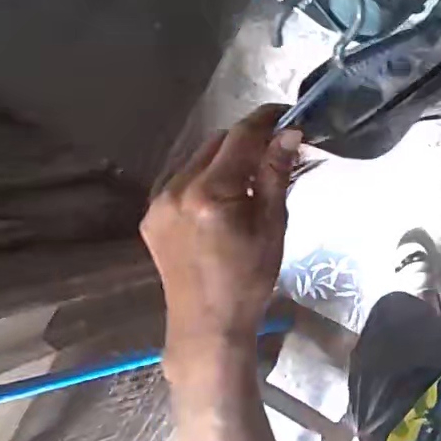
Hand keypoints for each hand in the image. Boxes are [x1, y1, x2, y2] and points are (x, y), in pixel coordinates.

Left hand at [142, 105, 301, 379]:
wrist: (206, 326)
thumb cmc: (249, 279)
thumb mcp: (273, 225)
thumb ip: (276, 174)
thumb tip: (290, 133)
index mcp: (210, 193)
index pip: (240, 137)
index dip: (266, 119)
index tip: (287, 113)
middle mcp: (176, 189)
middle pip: (218, 142)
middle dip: (248, 139)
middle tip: (276, 149)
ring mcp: (158, 202)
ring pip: (198, 158)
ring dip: (226, 157)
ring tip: (251, 177)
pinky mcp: (151, 215)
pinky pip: (182, 179)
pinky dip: (206, 176)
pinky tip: (224, 197)